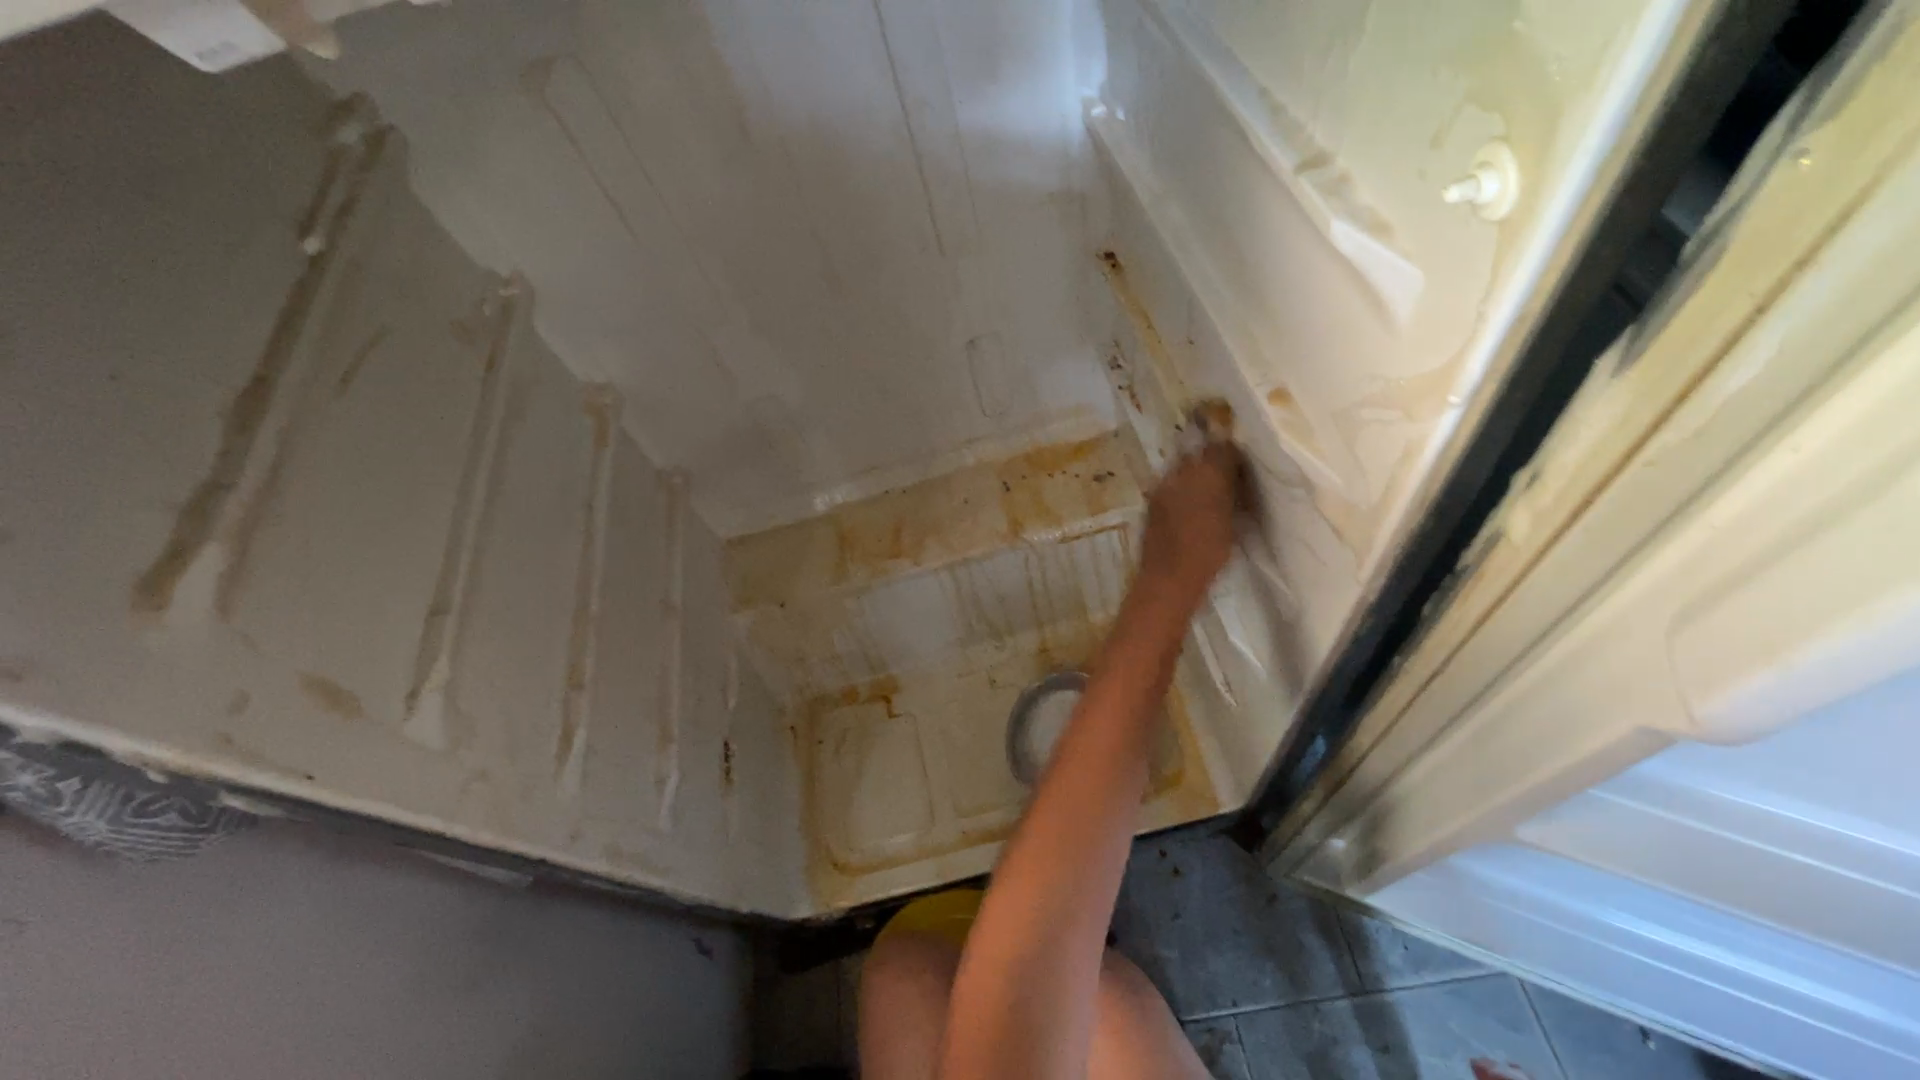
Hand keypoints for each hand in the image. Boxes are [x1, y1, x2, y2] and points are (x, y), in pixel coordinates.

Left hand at [1138, 441, 1244, 600]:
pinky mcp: (1151, 499)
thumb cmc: (1209, 552)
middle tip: (1222, 475)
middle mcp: (1183, 472)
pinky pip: (1169, 483)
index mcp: (1209, 475)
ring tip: (1203, 489)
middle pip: (1199, 453)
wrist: (1169, 575)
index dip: (1232, 454)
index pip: (1222, 448)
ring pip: (1182, 466)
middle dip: (1210, 459)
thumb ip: (1231, 493)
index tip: (1239, 464)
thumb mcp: (1231, 521)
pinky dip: (1179, 487)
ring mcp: (1163, 485)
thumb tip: (1235, 478)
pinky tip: (1185, 502)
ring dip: (1193, 472)